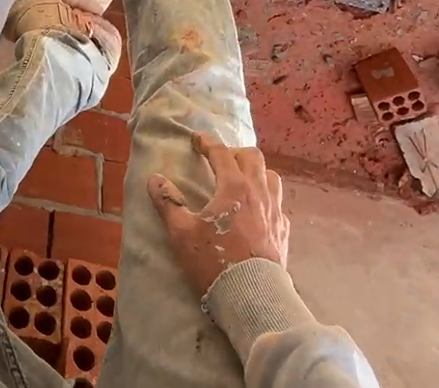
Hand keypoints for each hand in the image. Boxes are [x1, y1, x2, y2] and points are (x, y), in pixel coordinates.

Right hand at [147, 133, 289, 296]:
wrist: (253, 298)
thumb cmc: (215, 262)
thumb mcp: (183, 234)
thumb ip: (168, 203)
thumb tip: (155, 179)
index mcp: (234, 187)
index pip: (221, 153)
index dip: (207, 142)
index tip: (196, 139)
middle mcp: (258, 192)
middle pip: (252, 157)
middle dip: (234, 153)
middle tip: (219, 161)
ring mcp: (275, 211)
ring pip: (270, 176)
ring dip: (256, 172)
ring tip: (242, 181)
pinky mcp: (283, 231)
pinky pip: (278, 203)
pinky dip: (266, 197)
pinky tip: (258, 210)